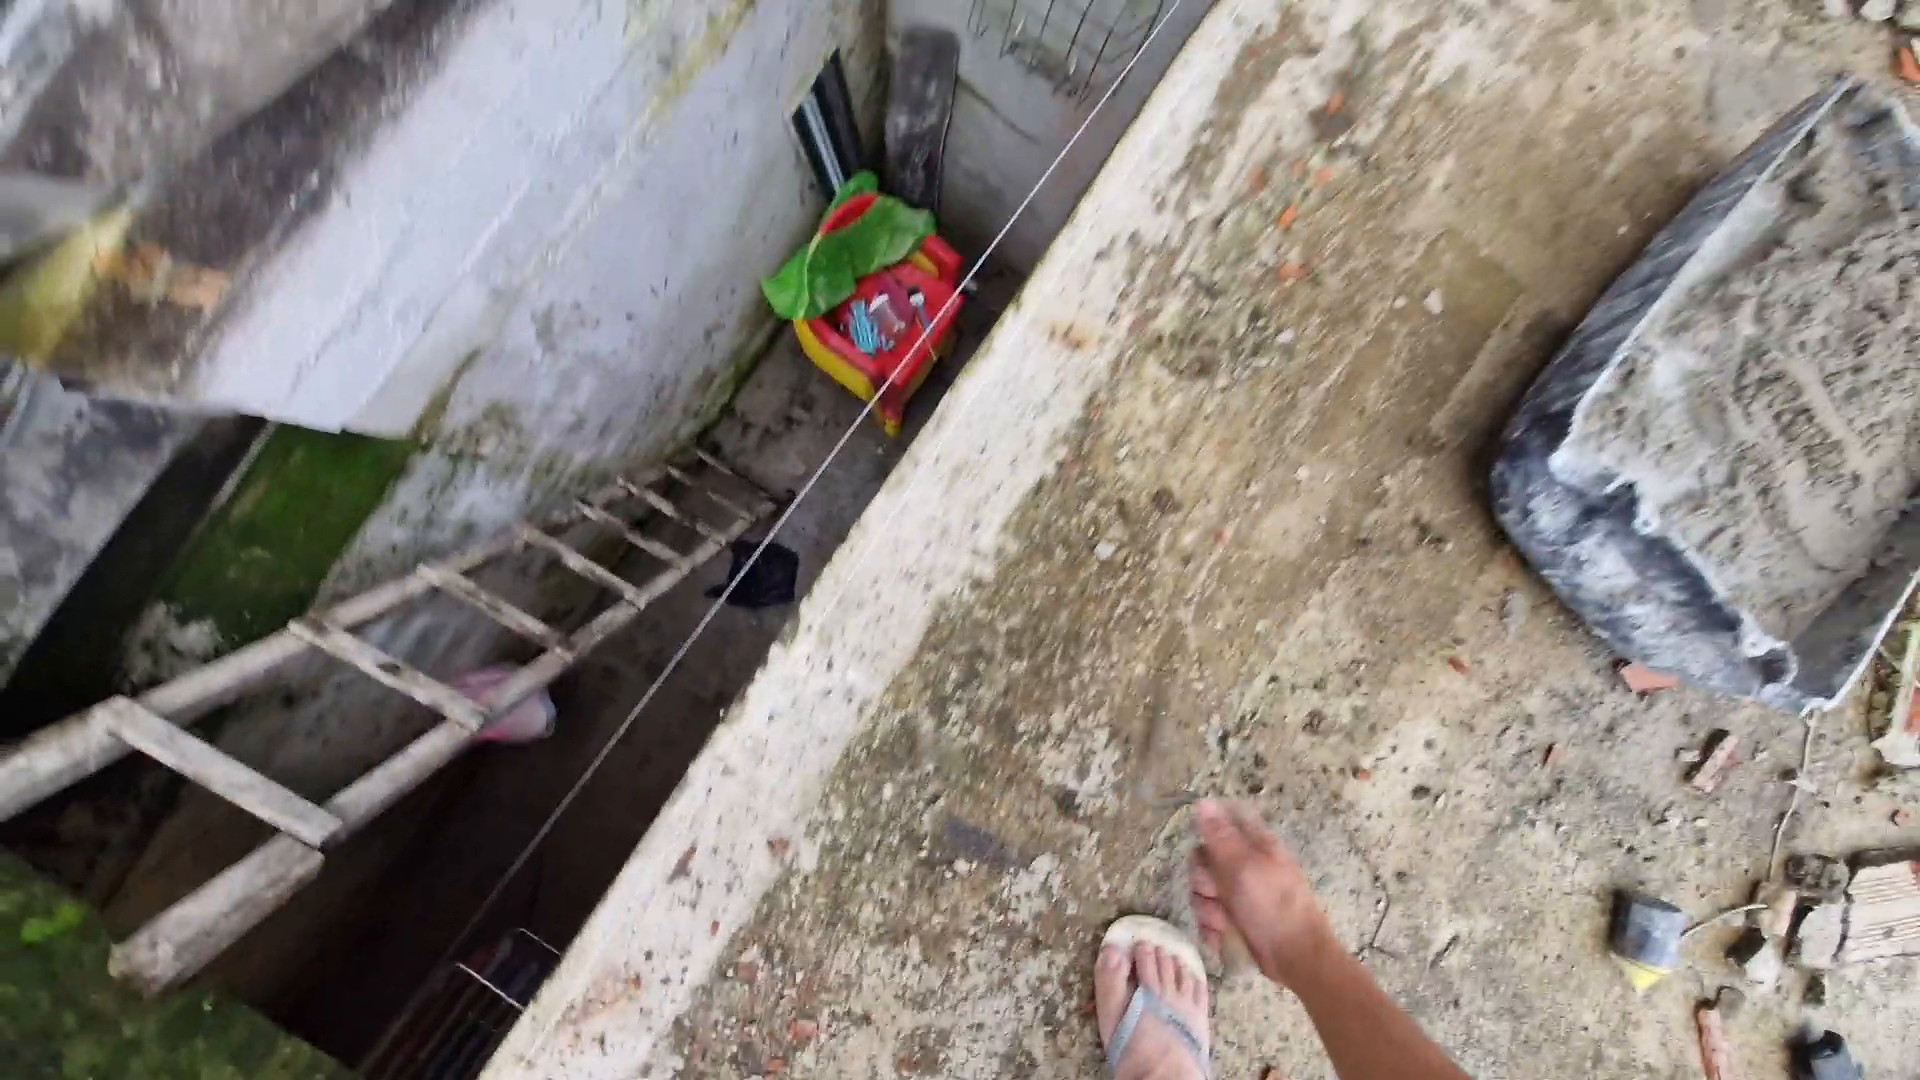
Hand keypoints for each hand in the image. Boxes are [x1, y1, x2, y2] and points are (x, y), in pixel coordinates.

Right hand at [1189, 799, 1339, 987]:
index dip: (1207, 833)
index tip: (1208, 852)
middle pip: (1203, 859)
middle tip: (1218, 893)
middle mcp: (1245, 865)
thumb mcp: (1244, 866)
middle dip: (1203, 881)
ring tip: (1223, 923)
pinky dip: (1211, 928)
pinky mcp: (1235, 919)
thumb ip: (1220, 835)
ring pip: (1202, 890)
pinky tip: (1221, 936)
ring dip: (1207, 909)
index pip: (1221, 821)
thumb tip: (1204, 801)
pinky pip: (1208, 915)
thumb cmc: (1274, 907)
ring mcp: (1240, 893)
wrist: (1297, 960)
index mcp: (1254, 844)